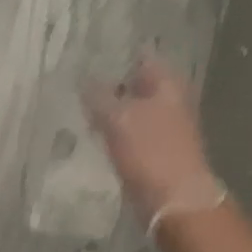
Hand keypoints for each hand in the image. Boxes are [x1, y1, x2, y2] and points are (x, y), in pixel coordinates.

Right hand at [83, 53, 223, 223]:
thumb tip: (83, 78)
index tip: (88, 50)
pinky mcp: (156, 149)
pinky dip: (114, 128)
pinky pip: (130, 130)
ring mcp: (165, 125)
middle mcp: (170, 99)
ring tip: (78, 102)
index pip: (141, 54)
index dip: (116, 51)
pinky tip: (92, 129)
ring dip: (109, 106)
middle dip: (109, 79)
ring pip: (132, 107)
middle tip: (76, 76)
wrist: (175, 201)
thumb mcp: (117, 118)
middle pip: (136, 81)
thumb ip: (98, 95)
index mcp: (168, 83)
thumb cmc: (150, 152)